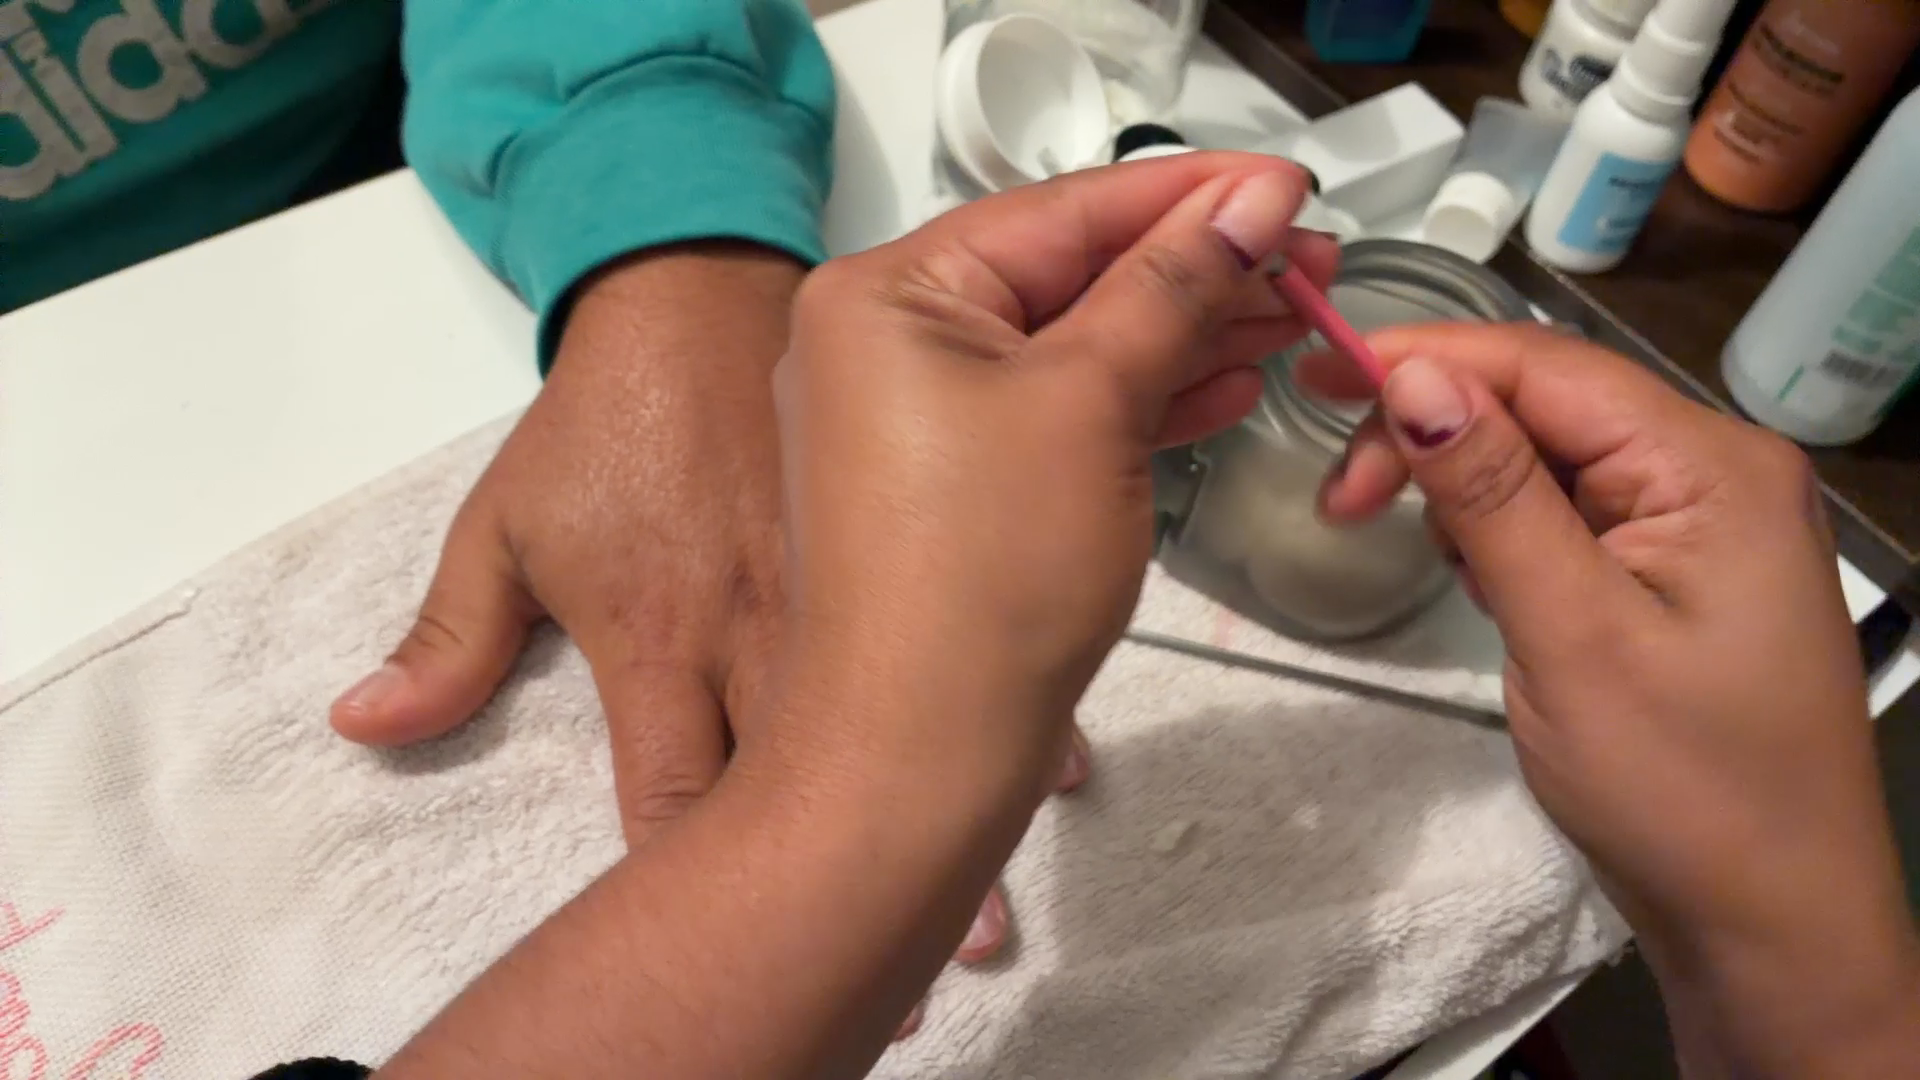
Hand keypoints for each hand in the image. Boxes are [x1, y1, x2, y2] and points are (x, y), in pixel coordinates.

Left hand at [323, 243, 1079, 1030]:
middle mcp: (758, 638)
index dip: (713, 895)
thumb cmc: (610, 418)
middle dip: (851, 885)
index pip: (678, 803)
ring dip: (944, 817)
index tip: (764, 962)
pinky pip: (952, 635)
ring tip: (988, 910)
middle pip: (804, 785)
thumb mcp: (512, 516)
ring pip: (894, 719)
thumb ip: (453, 630)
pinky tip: (1055, 761)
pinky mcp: (890, 548)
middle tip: (906, 981)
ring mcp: (834, 593)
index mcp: (663, 644)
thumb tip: (367, 730)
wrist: (699, 303)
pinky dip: (1001, 702)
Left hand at [770, 153, 1332, 795]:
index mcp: (886, 296)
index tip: (1288, 183)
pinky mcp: (952, 485)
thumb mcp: (1089, 402)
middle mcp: (883, 347)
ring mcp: (914, 422)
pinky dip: (1129, 403)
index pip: (1057, 214)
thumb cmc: (987, 572)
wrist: (920, 749)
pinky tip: (1217, 387)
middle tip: (1307, 261)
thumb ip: (1170, 288)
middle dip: (1190, 274)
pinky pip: (1049, 417)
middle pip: (1064, 282)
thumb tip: (1252, 198)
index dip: (1184, 194)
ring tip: (1282, 319)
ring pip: (1065, 354)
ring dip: (1174, 339)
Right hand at [1299, 324, 1919, 1074]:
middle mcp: (1694, 469)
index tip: (1315, 372)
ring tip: (1421, 555)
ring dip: (1445, 484)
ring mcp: (1666, 516)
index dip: (1423, 356)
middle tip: (1339, 503)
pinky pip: (1532, 505)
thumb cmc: (1675, 778)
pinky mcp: (1633, 558)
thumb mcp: (1568, 627)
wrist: (1751, 910)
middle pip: (1527, 403)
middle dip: (1423, 435)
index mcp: (1704, 466)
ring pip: (1520, 453)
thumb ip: (1492, 494)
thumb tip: (1413, 378)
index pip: (1542, 366)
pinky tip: (1475, 576)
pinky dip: (1477, 526)